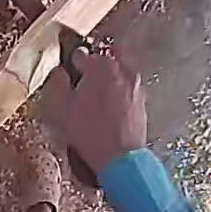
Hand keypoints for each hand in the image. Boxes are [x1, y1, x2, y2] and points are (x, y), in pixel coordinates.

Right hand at [65, 49, 145, 173]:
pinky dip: (120, 87)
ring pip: (122, 69)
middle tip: (88, 71)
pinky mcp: (142, 100)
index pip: (83, 55)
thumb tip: (68, 76)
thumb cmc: (90, 132)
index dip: (74, 61)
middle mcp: (121, 71)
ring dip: (111, 73)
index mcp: (100, 68)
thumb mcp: (68, 109)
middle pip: (109, 55)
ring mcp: (135, 85)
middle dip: (98, 61)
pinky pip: (129, 85)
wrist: (120, 157)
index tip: (71, 67)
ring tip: (100, 87)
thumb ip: (68, 86)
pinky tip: (112, 101)